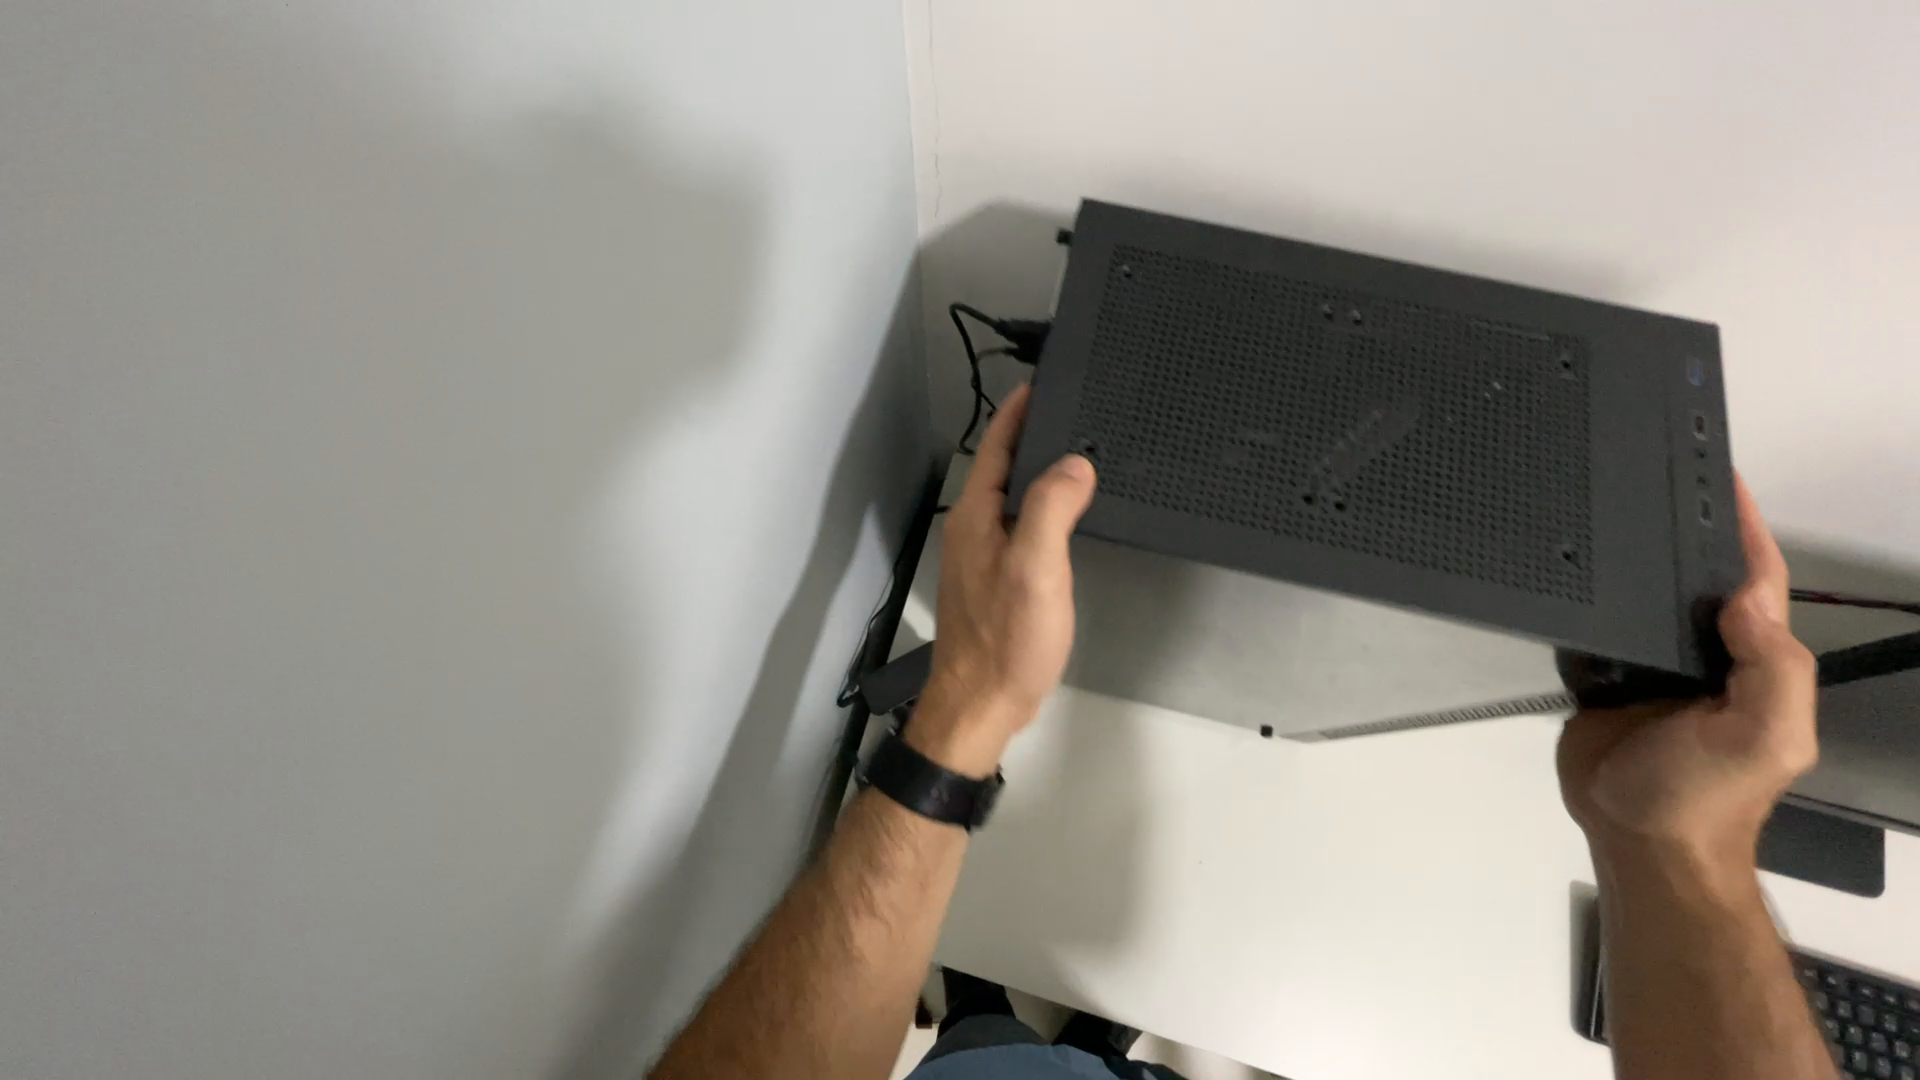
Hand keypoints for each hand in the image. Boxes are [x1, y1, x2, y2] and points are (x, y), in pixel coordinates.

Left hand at [909, 384, 1097, 775]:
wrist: (982, 704)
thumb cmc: (1006, 638)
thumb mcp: (1034, 569)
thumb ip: (1050, 510)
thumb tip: (1073, 461)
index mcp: (976, 516)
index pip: (997, 447)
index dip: (1019, 413)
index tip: (1045, 383)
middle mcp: (973, 529)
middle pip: (1003, 469)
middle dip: (1034, 437)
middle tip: (1076, 412)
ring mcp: (983, 556)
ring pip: (1013, 499)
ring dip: (1039, 473)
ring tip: (1079, 454)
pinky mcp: (997, 581)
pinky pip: (1021, 527)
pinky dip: (1043, 509)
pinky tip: (1067, 514)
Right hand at [1557, 476, 1818, 875]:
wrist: (1634, 834)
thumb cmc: (1702, 792)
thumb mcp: (1763, 738)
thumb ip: (1772, 672)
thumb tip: (1745, 599)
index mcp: (1751, 660)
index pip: (1756, 583)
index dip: (1745, 531)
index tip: (1722, 480)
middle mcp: (1702, 654)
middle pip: (1695, 583)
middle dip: (1683, 536)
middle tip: (1644, 485)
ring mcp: (1646, 665)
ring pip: (1640, 603)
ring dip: (1628, 566)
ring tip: (1597, 519)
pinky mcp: (1597, 677)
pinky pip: (1591, 630)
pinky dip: (1581, 603)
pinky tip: (1560, 576)